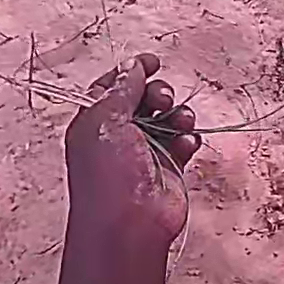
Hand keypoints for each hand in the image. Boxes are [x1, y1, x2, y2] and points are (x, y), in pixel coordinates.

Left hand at [64, 53, 200, 249]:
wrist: (130, 222)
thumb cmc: (109, 174)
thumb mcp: (107, 120)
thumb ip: (121, 89)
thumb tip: (132, 66)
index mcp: (96, 121)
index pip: (113, 87)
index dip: (131, 72)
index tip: (152, 62)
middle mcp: (120, 135)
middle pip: (144, 99)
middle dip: (158, 94)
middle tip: (163, 100)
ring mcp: (146, 151)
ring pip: (168, 119)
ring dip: (178, 115)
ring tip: (181, 122)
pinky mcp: (170, 166)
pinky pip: (183, 142)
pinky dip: (187, 138)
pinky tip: (186, 143)